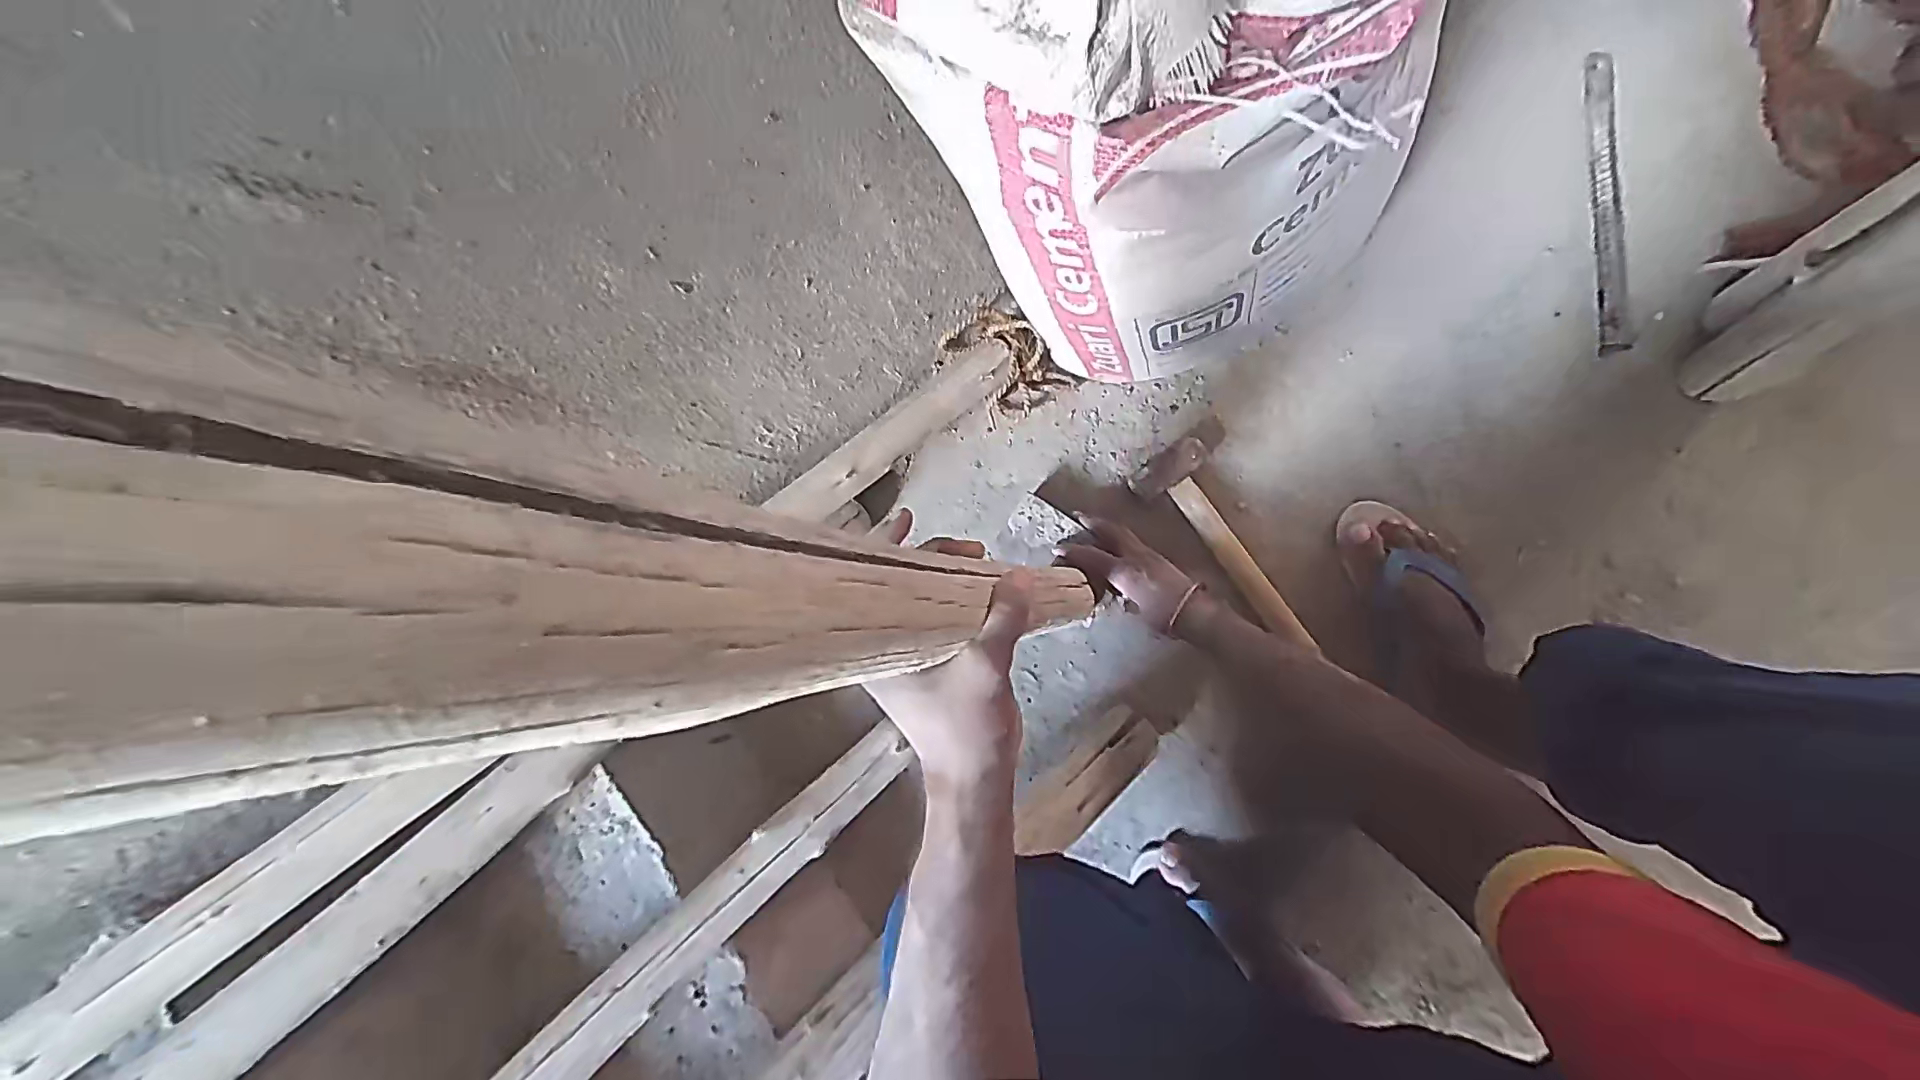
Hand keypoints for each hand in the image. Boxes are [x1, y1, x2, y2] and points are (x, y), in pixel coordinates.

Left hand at [863, 508, 1029, 789]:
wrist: (974, 775)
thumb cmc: (964, 728)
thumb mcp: (985, 669)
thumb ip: (1002, 620)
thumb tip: (1017, 577)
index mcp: (881, 647)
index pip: (872, 583)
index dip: (885, 547)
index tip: (904, 520)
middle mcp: (888, 646)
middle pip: (902, 584)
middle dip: (933, 558)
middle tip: (969, 550)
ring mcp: (911, 654)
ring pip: (924, 599)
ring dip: (950, 575)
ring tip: (979, 561)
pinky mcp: (933, 662)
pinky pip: (942, 617)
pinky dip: (961, 597)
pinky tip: (983, 585)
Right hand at [1054, 516, 1199, 634]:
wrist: (1196, 612)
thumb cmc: (1163, 616)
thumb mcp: (1135, 610)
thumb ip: (1121, 597)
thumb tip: (1114, 593)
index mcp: (1125, 570)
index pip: (1093, 556)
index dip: (1074, 552)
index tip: (1059, 547)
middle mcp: (1136, 557)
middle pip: (1112, 533)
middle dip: (1094, 523)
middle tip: (1080, 516)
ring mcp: (1150, 556)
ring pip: (1124, 537)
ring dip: (1109, 530)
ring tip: (1097, 528)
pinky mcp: (1161, 561)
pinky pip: (1134, 545)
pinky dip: (1122, 541)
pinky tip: (1120, 549)